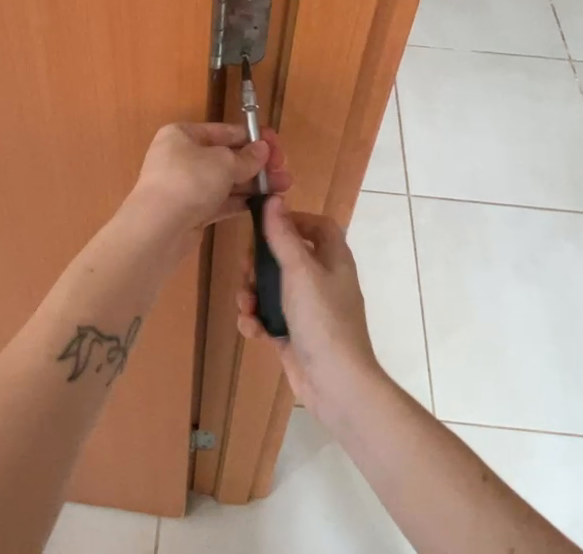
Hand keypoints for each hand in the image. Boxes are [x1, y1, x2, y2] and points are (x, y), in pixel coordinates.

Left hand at [120, 123, 290, 238]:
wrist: (158, 228)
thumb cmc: (190, 181)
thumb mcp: (223, 162)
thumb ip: (246, 157)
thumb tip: (263, 148)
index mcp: (183, 135)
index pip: (223, 132)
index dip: (252, 138)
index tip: (277, 145)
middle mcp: (182, 157)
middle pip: (227, 157)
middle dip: (257, 164)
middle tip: (284, 169)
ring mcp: (186, 186)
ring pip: (226, 181)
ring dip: (254, 183)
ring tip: (284, 186)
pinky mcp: (191, 211)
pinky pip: (221, 201)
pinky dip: (241, 200)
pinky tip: (266, 202)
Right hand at [236, 198, 381, 424]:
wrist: (336, 383)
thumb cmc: (322, 319)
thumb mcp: (300, 271)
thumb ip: (283, 235)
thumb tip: (274, 199)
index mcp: (333, 259)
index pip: (317, 226)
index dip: (293, 221)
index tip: (266, 226)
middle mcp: (322, 280)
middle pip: (286, 256)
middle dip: (259, 264)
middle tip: (247, 271)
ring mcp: (308, 308)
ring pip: (272, 287)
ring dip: (253, 294)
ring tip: (247, 305)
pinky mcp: (294, 333)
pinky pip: (269, 316)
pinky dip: (257, 320)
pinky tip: (252, 329)